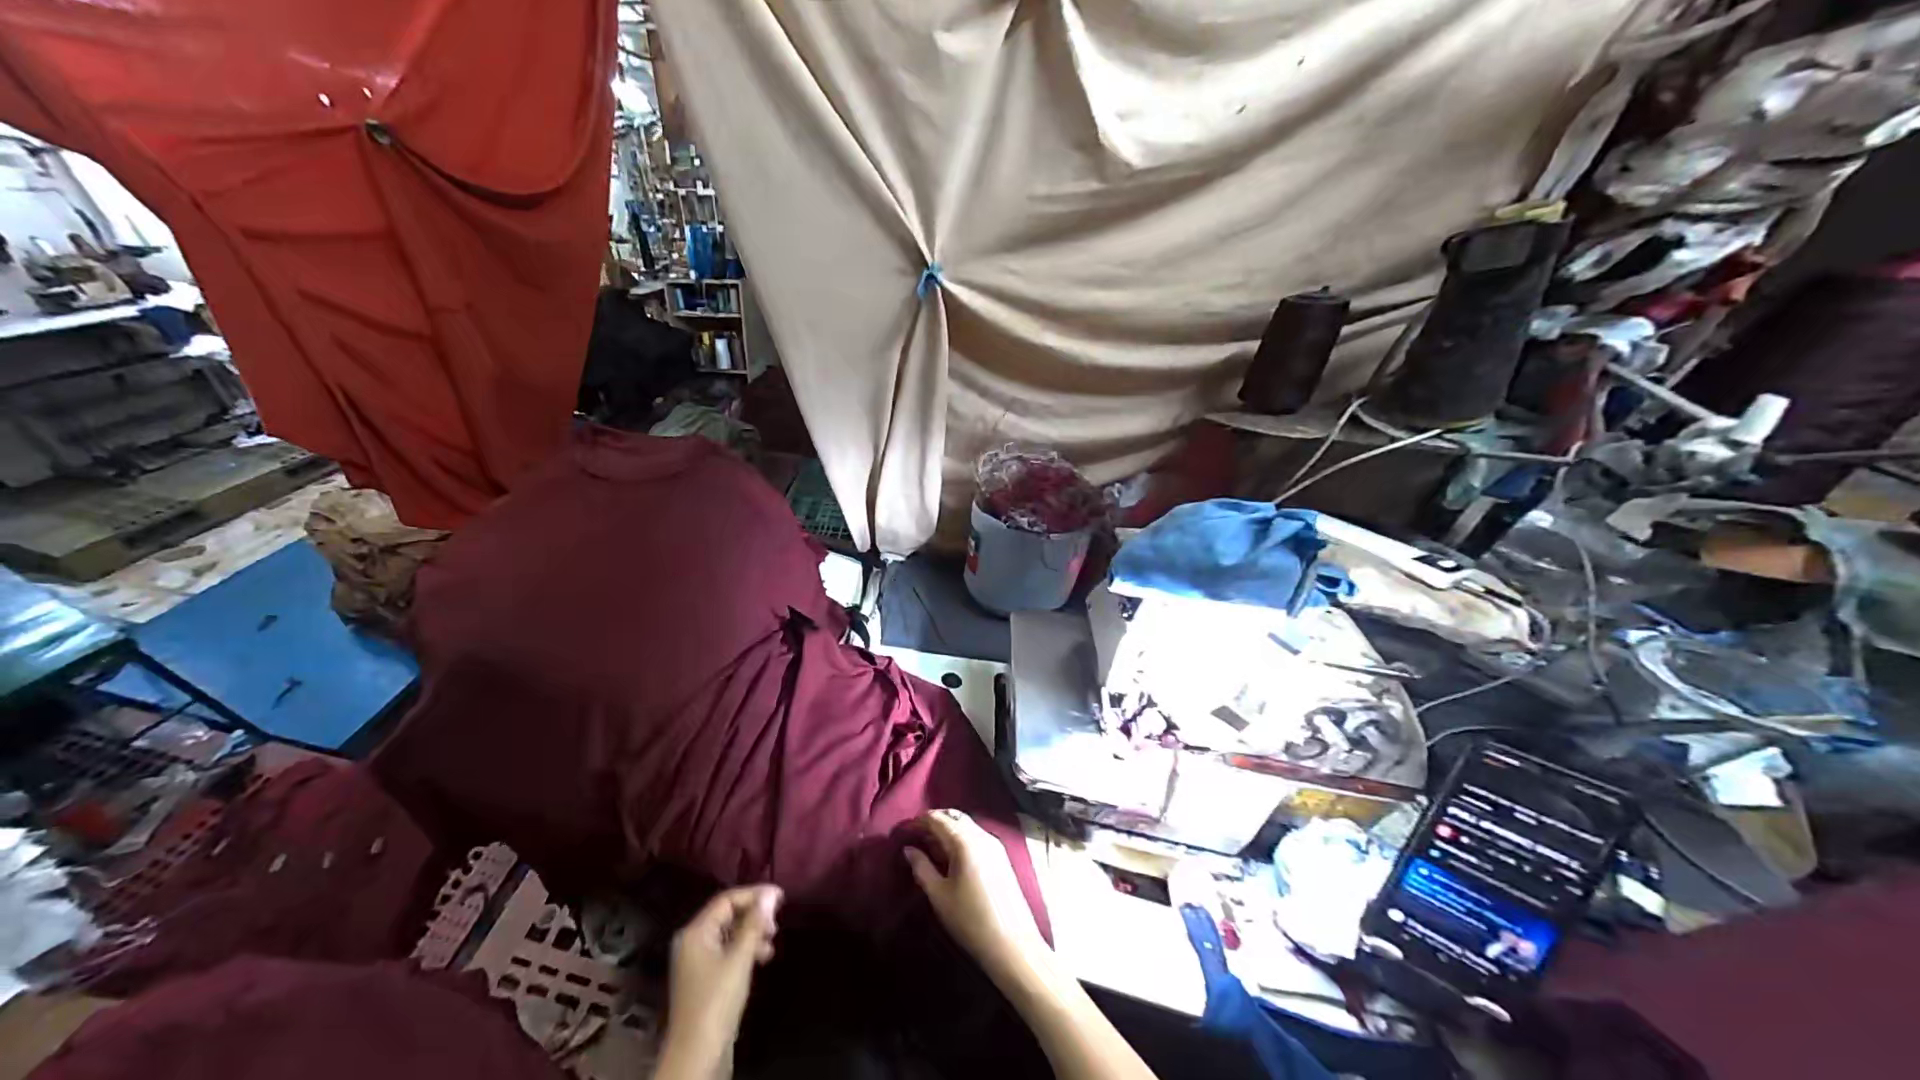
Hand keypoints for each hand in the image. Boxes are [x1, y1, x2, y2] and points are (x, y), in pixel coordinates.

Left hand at [659, 884, 780, 1079]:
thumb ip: (754, 924)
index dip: (754, 894)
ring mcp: (697, 961)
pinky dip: (745, 950)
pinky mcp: (704, 978)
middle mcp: (692, 941)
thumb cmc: (717, 1001)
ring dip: (752, 934)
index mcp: (695, 932)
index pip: (726, 900)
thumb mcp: (740, 959)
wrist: (697, 1054)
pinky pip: (727, 951)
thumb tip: (770, 894)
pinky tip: (761, 959)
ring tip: (771, 945)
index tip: (781, 897)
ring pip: (729, 934)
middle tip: (776, 925)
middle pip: (727, 915)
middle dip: (754, 916)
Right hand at [904, 809, 1046, 979]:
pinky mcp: (1001, 857)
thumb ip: (921, 867)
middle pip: (954, 817)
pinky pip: (976, 837)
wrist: (1012, 944)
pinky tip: (950, 858)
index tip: (903, 833)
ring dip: (947, 831)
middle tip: (915, 839)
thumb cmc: (970, 920)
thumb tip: (909, 849)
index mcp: (965, 841)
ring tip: (929, 849)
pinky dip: (960, 839)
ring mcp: (995, 845)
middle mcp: (982, 835)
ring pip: (966, 825)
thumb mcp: (939, 895)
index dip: (917, 822)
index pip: (937, 818)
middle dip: (933, 823)